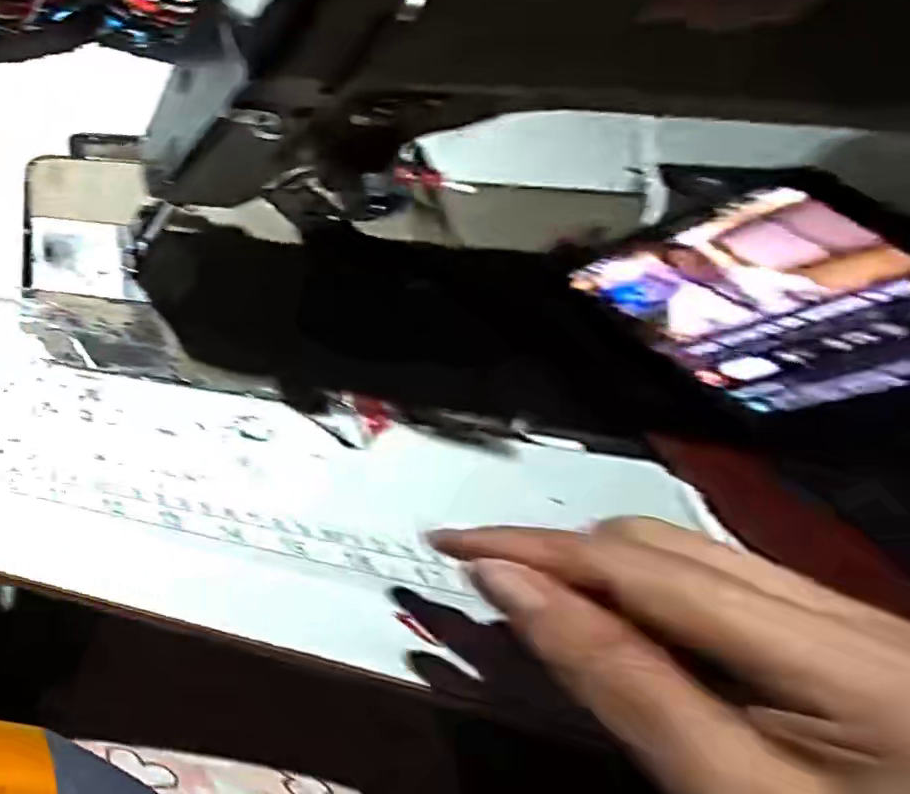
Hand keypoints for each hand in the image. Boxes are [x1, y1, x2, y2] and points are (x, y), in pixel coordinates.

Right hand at [430, 517, 909, 793]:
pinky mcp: (877, 659)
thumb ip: (616, 677)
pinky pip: (732, 592)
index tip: (445, 543)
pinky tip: (636, 634)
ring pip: (695, 560)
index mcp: (850, 657)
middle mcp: (865, 622)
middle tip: (495, 584)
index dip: (528, 546)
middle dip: (563, 555)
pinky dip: (655, 597)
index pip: (635, 564)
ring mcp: (878, 637)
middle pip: (663, 545)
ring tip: (549, 601)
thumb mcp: (735, 793)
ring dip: (603, 572)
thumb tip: (501, 579)